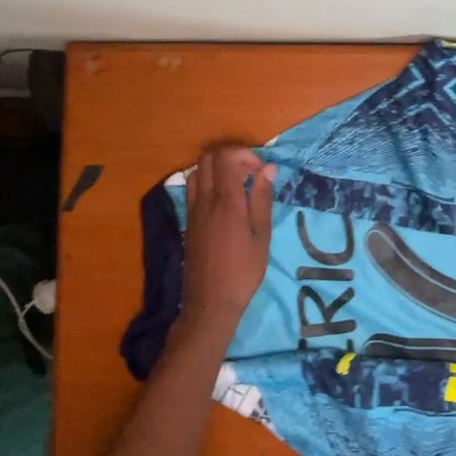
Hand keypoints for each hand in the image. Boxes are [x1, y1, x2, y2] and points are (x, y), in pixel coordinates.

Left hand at [180, 143, 276, 335]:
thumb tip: (267, 168)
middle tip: (250, 172)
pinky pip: (193, 188)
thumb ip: (262, 198)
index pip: (226, 158)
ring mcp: (193, 210)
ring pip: (198, 171)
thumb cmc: (243, 271)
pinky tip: (224, 200)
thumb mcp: (261, 235)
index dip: (244, 154)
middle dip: (230, 157)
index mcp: (226, 202)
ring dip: (217, 168)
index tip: (260, 168)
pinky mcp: (188, 220)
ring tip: (237, 184)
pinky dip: (207, 182)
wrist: (210, 301)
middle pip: (208, 159)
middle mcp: (205, 200)